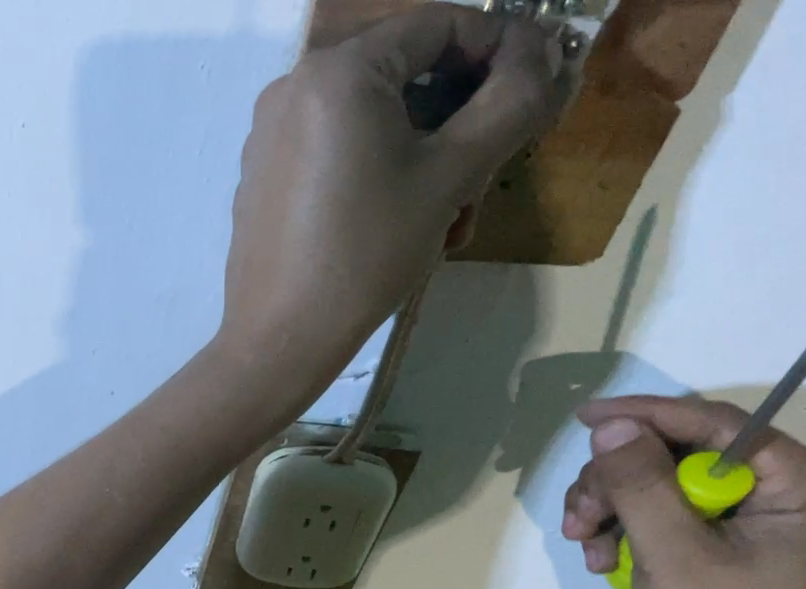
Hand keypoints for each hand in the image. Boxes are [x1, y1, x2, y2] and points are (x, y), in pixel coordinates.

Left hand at [215, 6, 567, 367]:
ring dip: (425, 160)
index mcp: (336, 71)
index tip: (539, 91)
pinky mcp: (261, 178)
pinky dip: (377, 176)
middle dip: (459, 122)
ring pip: (372, 122)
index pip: (441, 24)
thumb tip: (544, 52)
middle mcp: (291, 89)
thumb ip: (514, 98)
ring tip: (449, 220)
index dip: (502, 48)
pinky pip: (335, 154)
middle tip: (488, 174)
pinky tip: (399, 227)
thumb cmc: (367, 253)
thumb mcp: (455, 172)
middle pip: (403, 76)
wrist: (279, 339)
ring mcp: (268, 137)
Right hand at [561, 396, 805, 588]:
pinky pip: (668, 515)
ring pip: (664, 485)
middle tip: (578, 521)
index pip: (719, 426)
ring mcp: (761, 521)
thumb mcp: (675, 555)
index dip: (647, 416)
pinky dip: (628, 532)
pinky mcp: (732, 546)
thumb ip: (641, 484)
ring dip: (614, 510)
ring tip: (587, 548)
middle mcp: (791, 493)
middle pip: (681, 456)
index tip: (584, 418)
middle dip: (618, 482)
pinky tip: (605, 560)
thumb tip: (611, 426)